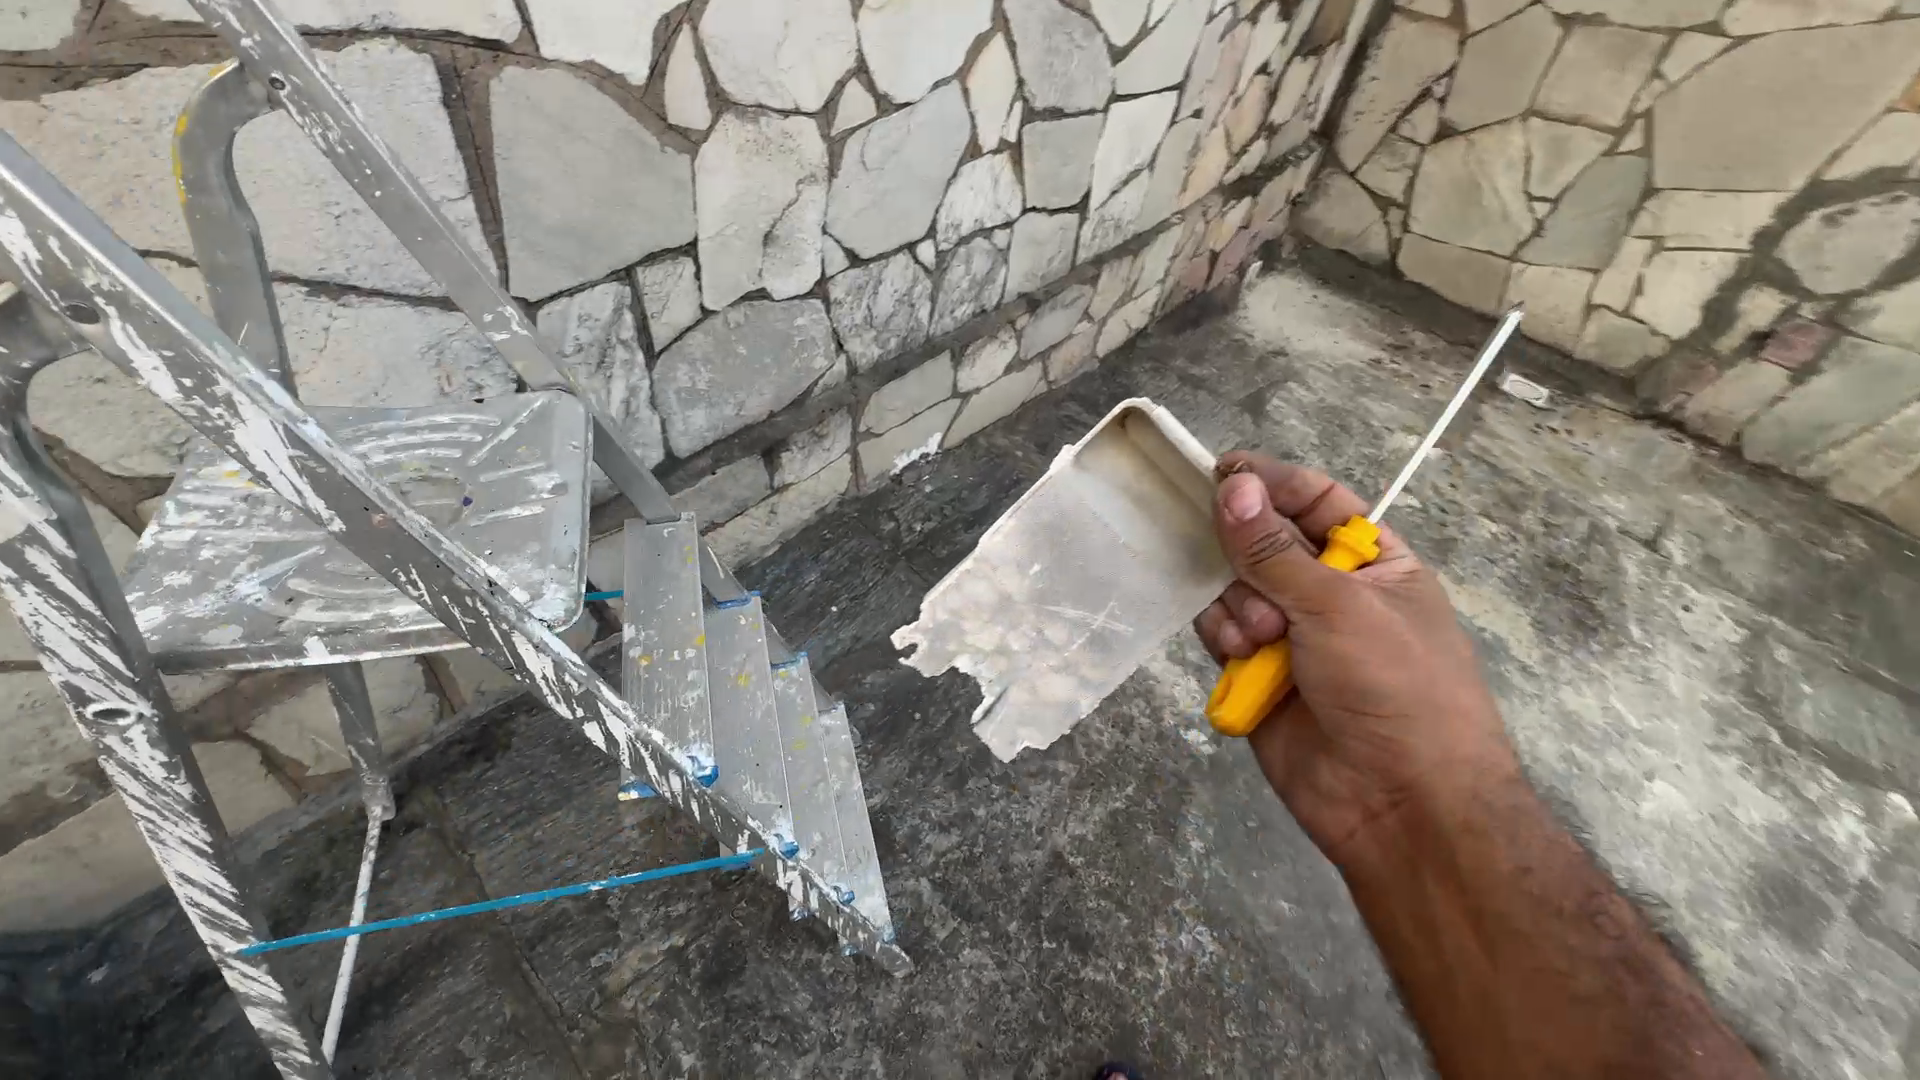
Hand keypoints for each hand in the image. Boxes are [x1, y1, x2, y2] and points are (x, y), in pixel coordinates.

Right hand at [1193, 452, 1517, 865]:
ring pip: (1233, 589)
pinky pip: (1221, 633)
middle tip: (1238, 566)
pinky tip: (1240, 659)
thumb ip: (1273, 549)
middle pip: (1262, 543)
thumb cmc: (1394, 686)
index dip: (1271, 482)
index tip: (1219, 470)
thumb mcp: (1339, 606)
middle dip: (1247, 556)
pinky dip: (1224, 639)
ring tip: (1259, 638)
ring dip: (1237, 606)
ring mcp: (1290, 635)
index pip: (1316, 501)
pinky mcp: (1256, 674)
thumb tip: (1230, 484)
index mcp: (1372, 563)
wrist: (1399, 804)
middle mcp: (1328, 593)